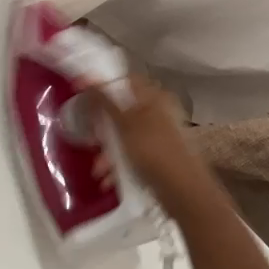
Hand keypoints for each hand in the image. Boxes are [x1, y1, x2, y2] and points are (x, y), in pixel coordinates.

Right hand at [88, 74, 219, 219]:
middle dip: (102, 128)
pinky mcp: (159, 156)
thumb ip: (104, 100)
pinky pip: (132, 153)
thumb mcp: (124, 124)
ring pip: (125, 135)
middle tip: (90, 136)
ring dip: (108, 152)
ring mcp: (159, 135)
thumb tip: (85, 77)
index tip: (83, 95)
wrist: (184, 192)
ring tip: (98, 169)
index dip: (102, 85)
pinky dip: (119, 163)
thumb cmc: (153, 151)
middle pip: (121, 110)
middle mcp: (158, 112)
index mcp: (154, 97)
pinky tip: (108, 178)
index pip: (124, 81)